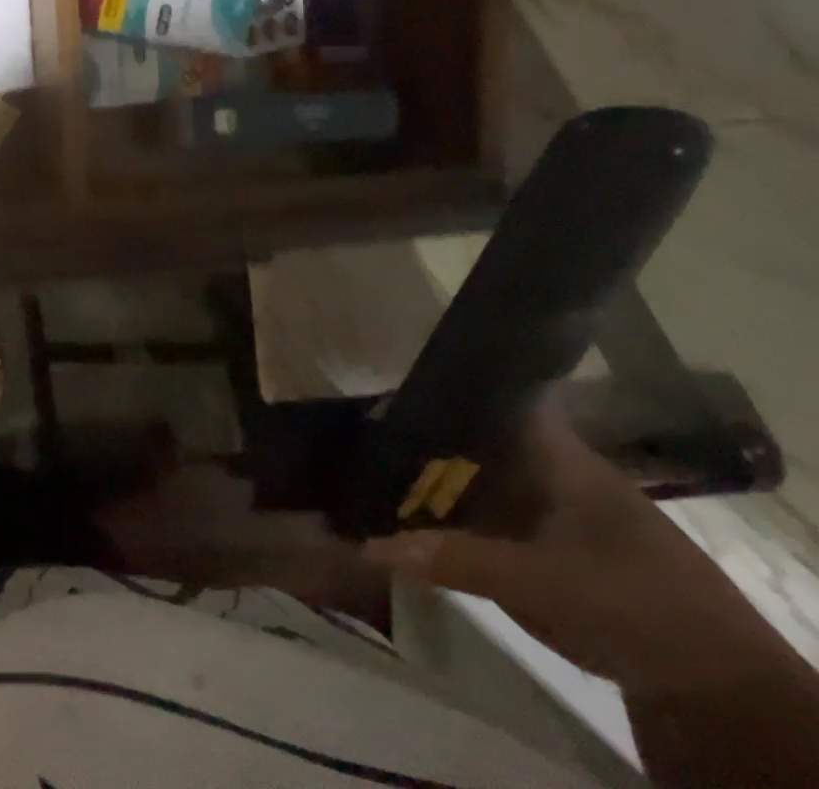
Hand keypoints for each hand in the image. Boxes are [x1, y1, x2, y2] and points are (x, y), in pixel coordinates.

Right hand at [364, 392, 787, 694]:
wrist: (710, 683)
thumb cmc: (635, 606)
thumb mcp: (542, 581)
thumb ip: (456, 559)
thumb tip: (368, 542)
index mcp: (567, 464)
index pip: (507, 407)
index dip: (457, 393)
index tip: (396, 388)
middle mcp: (556, 480)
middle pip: (481, 447)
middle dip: (426, 443)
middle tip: (362, 440)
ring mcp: (552, 518)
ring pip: (479, 487)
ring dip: (432, 486)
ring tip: (368, 479)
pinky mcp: (546, 554)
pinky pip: (483, 526)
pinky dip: (446, 524)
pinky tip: (405, 526)